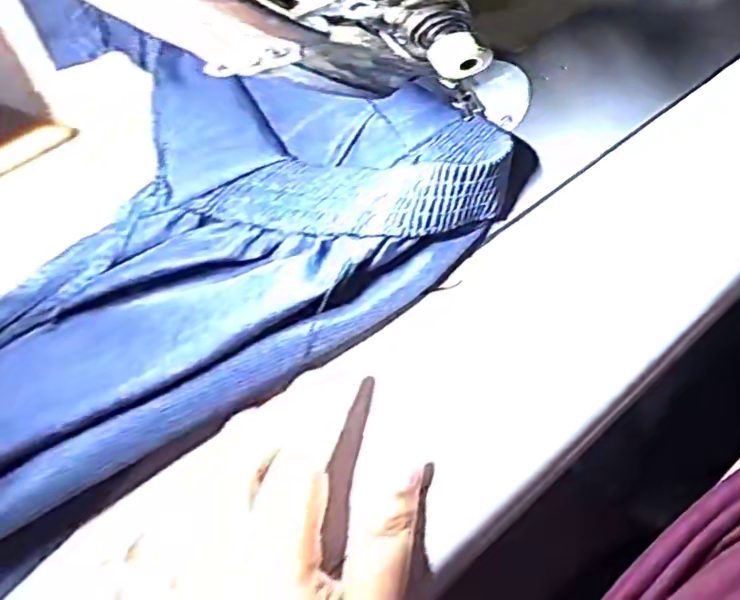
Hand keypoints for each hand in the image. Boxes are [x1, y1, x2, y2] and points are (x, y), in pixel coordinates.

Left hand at [116, 379, 427, 599]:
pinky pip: (112, 572)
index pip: (301, 464)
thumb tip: (411, 465)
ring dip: (207, 466)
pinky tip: (148, 515)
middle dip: (265, 426)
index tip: (346, 378)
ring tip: (238, 432)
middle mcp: (202, 576)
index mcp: (267, 564)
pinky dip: (133, 531)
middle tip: (294, 393)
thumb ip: (388, 535)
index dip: (326, 413)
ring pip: (166, 516)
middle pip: (226, 480)